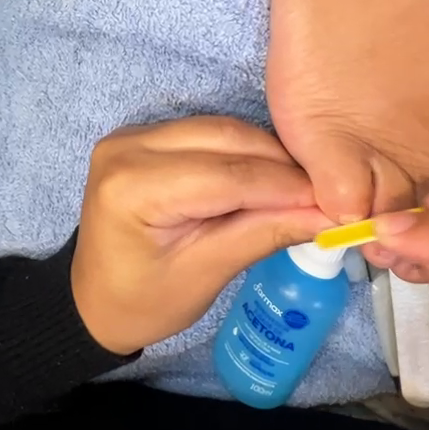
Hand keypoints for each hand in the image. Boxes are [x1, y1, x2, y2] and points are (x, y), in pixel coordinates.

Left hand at [71, 117, 333, 354]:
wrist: (93, 298)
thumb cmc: (143, 300)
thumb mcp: (204, 275)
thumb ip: (261, 234)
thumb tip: (327, 215)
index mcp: (132, 186)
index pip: (225, 175)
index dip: (285, 185)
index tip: (336, 201)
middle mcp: (128, 146)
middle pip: (223, 139)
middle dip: (280, 163)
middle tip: (327, 191)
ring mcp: (133, 135)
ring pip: (218, 129)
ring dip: (264, 153)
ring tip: (304, 185)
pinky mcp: (144, 135)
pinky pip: (204, 132)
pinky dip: (241, 151)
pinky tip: (270, 174)